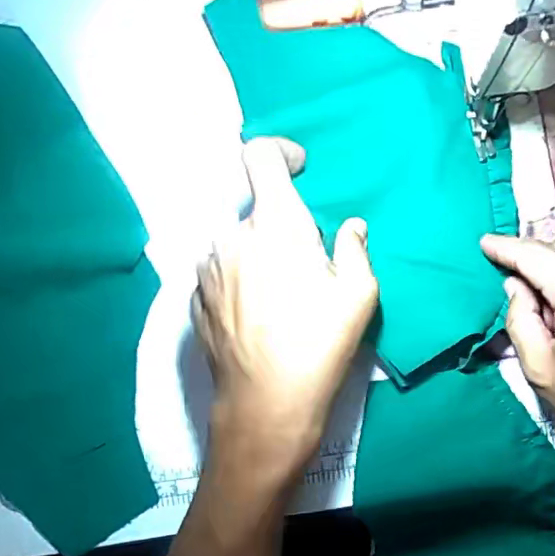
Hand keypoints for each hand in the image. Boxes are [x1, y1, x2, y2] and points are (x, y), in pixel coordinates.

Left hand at [195, 137, 376, 470]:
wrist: (267, 403)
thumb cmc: (320, 344)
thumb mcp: (359, 296)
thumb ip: (354, 249)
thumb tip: (350, 228)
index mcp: (274, 225)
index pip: (260, 156)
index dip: (282, 152)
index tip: (301, 169)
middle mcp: (230, 235)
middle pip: (254, 207)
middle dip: (282, 223)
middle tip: (309, 264)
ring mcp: (206, 267)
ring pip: (236, 240)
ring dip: (259, 251)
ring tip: (284, 296)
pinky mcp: (195, 298)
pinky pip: (221, 270)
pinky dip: (241, 277)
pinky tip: (261, 315)